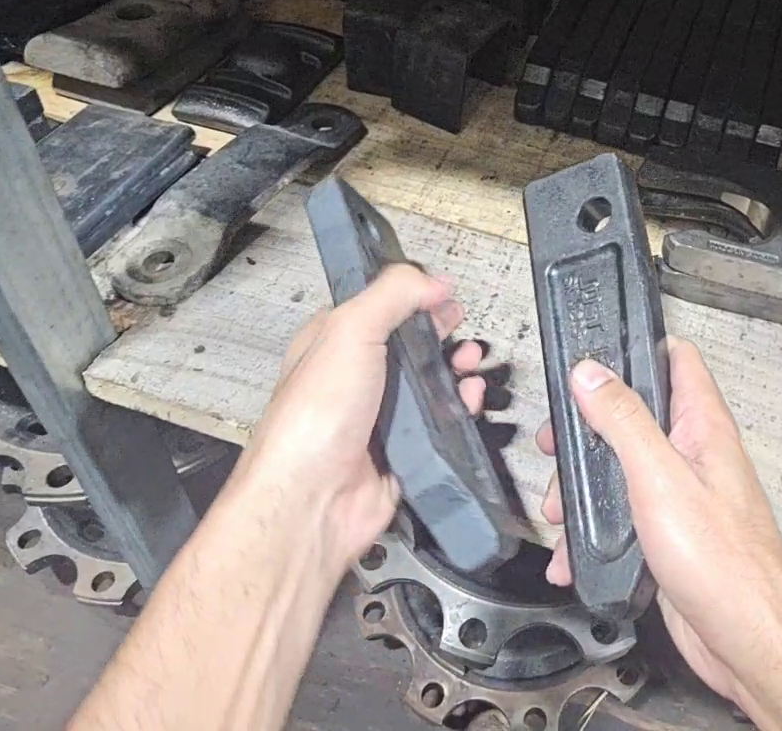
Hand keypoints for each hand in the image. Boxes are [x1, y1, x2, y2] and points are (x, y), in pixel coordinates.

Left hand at [236, 263, 485, 567]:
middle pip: (409, 342)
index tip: (440, 290)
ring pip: (428, 382)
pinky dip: (460, 408)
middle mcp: (355, 377)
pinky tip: (468, 398)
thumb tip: (432, 280)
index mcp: (333, 342)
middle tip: (458, 323)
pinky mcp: (401, 448)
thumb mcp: (350, 331)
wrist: (312, 501)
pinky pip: (439, 422)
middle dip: (440, 330)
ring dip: (455, 367)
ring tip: (469, 360)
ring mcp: (378, 415)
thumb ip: (393, 295)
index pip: (378, 305)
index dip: (411, 295)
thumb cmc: (311, 421)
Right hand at [536, 340, 781, 730]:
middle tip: (556, 440)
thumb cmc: (720, 560)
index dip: (639, 344)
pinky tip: (570, 551)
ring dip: (583, 485)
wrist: (745, 641)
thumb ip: (624, 420)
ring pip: (621, 467)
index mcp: (702, 425)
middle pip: (635, 413)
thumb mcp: (659, 476)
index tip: (597, 348)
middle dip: (589, 426)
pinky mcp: (666, 532)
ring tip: (555, 508)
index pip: (678, 359)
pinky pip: (621, 514)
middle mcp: (693, 452)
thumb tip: (592, 372)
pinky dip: (592, 528)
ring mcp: (680, 492)